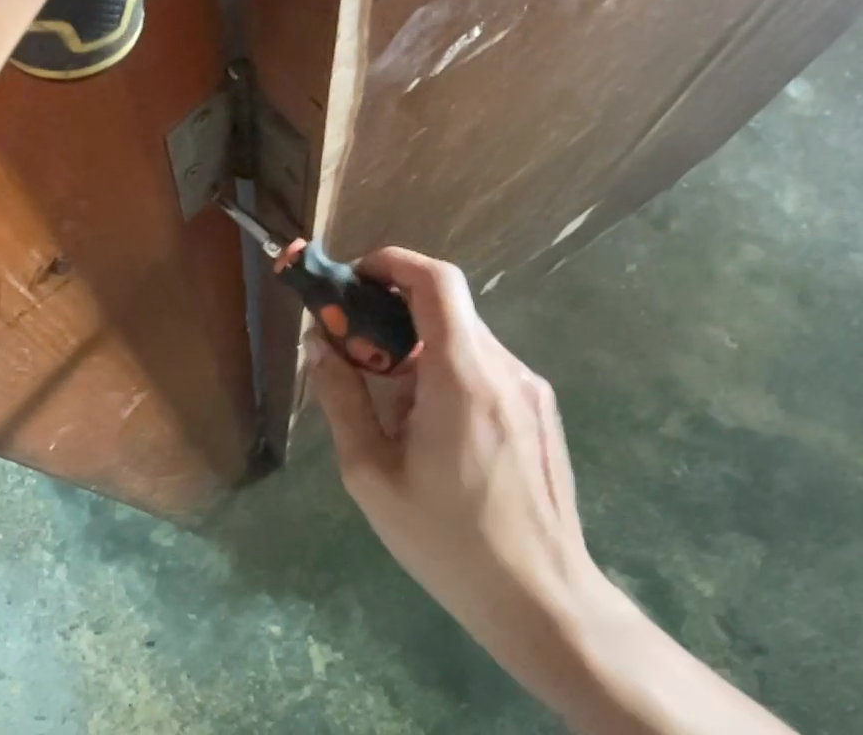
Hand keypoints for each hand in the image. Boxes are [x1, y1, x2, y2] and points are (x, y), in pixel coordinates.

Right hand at [309, 247, 614, 677]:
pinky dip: (443, 373)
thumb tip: (320, 347)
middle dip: (390, 315)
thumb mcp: (370, 473)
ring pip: (462, 340)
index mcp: (462, 377)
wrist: (542, 600)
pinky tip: (428, 430)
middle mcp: (505, 370)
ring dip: (416, 351)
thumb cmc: (446, 539)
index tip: (353, 279)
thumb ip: (340, 399)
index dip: (392, 263)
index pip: (436, 282)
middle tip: (351, 353)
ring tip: (388, 408)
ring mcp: (530, 391)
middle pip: (444, 309)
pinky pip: (483, 369)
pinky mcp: (540, 412)